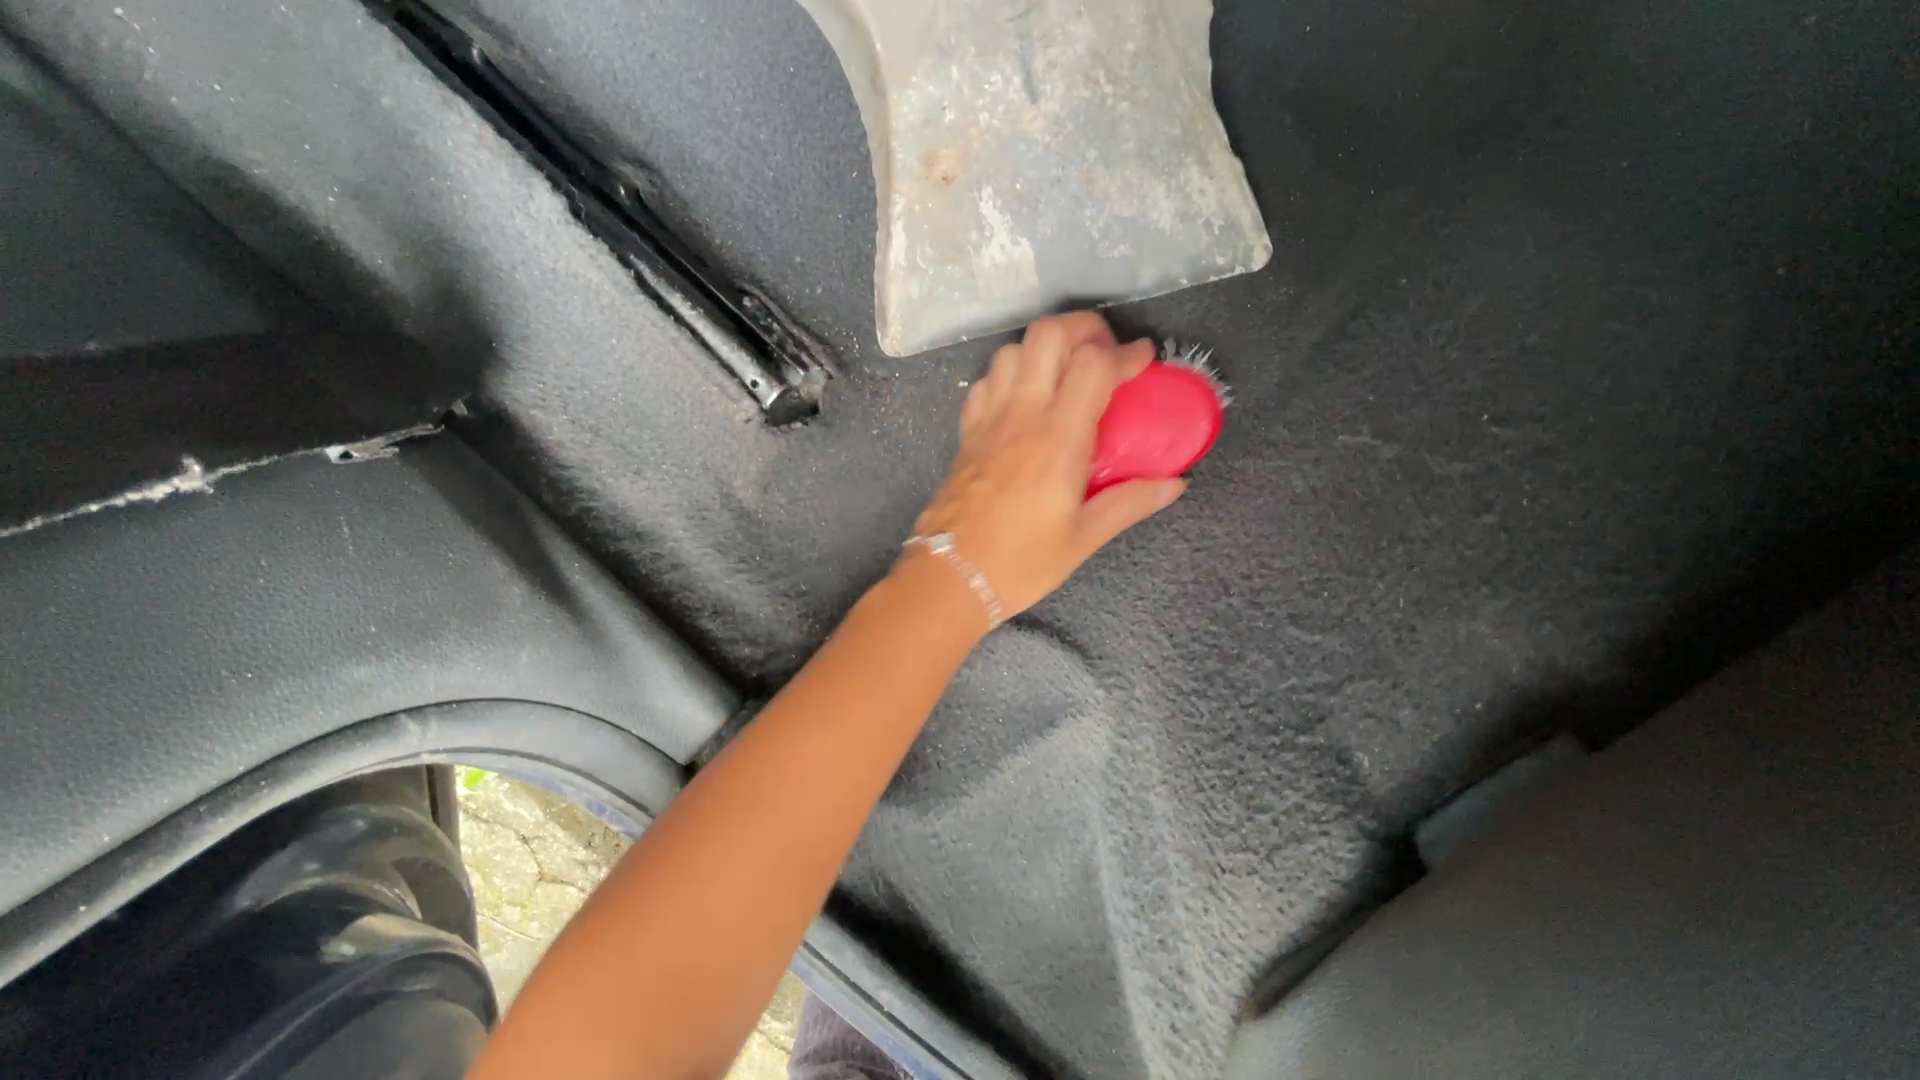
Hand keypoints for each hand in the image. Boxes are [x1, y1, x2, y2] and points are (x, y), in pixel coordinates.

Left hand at [904, 312, 1187, 619]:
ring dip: (1043, 347)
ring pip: (1012, 350)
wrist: (950, 577)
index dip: (1126, 353)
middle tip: (1105, 350)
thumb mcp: (1083, 538)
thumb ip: (1130, 503)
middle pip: (1047, 335)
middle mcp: (1021, 415)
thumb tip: (1175, 485)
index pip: (1095, 366)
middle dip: (1083, 327)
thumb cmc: (1020, 563)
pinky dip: (1009, 373)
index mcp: (1058, 438)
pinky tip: (1023, 396)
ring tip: (1066, 370)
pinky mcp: (966, 433)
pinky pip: (985, 381)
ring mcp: (988, 420)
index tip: (1145, 360)